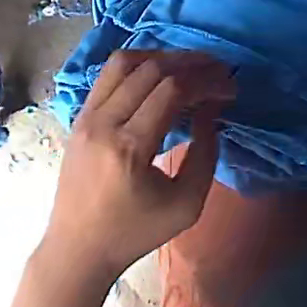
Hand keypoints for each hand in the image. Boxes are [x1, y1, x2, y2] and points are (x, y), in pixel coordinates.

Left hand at [42, 51, 233, 280]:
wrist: (77, 250)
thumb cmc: (134, 232)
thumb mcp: (186, 205)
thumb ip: (205, 154)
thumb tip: (211, 109)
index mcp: (129, 148)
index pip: (172, 90)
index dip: (206, 81)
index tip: (229, 86)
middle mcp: (103, 122)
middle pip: (151, 69)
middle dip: (190, 63)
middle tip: (217, 69)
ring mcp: (86, 116)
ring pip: (125, 61)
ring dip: (162, 57)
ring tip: (189, 66)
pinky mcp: (79, 116)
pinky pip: (109, 74)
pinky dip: (138, 65)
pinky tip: (159, 74)